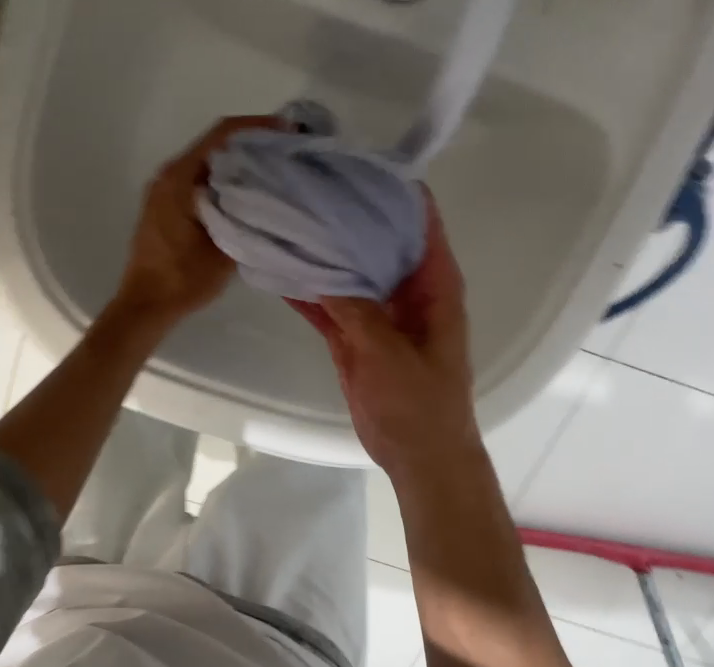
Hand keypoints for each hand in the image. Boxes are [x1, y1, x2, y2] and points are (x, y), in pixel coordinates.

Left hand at [113, 115, 283, 323]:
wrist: (144, 307)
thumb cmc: (182, 279)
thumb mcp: (224, 248)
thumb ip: (247, 215)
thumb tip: (271, 196)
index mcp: (180, 176)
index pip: (222, 134)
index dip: (258, 127)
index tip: (287, 132)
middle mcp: (168, 176)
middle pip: (215, 146)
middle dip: (251, 146)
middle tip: (285, 154)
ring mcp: (162, 192)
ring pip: (206, 166)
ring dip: (236, 167)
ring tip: (271, 174)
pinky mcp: (163, 209)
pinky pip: (197, 183)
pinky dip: (221, 184)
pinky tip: (244, 198)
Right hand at [287, 194, 473, 476]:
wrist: (416, 454)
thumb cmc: (418, 402)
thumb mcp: (386, 352)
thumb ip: (355, 309)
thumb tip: (320, 267)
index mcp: (434, 283)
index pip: (417, 219)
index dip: (388, 189)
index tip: (348, 165)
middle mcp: (408, 290)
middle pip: (376, 240)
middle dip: (345, 217)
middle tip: (303, 189)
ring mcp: (379, 315)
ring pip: (349, 273)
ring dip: (322, 255)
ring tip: (284, 223)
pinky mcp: (355, 340)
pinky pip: (330, 307)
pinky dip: (309, 294)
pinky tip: (280, 273)